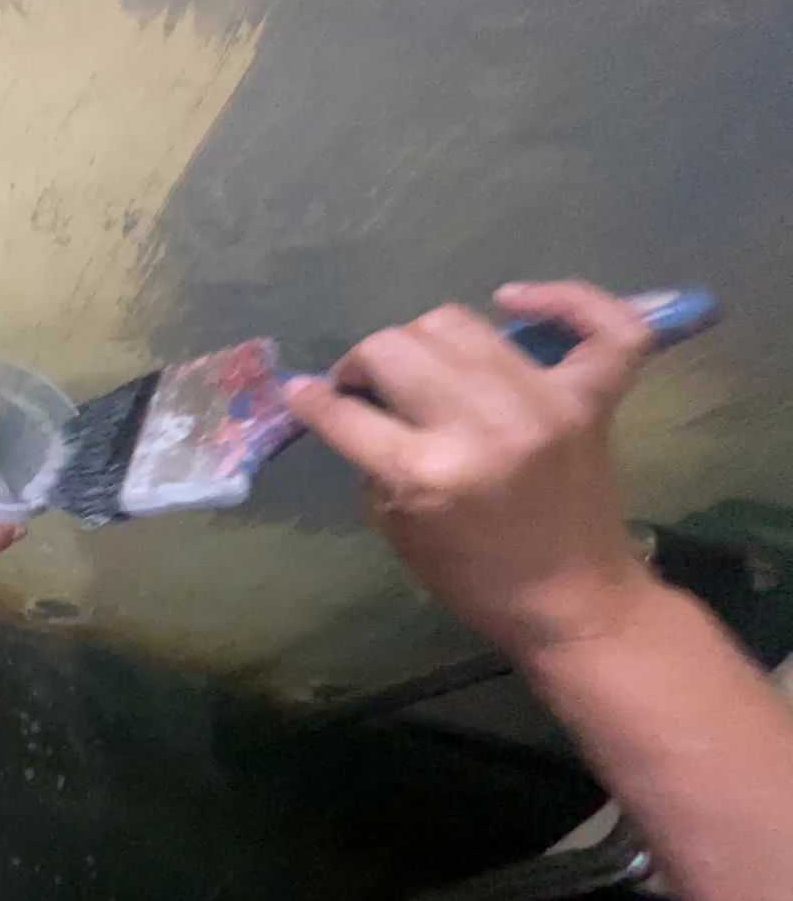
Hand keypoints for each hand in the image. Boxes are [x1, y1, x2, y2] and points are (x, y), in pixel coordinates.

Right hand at [286, 281, 662, 655]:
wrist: (572, 600)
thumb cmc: (462, 569)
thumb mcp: (388, 514)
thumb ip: (365, 450)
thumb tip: (344, 399)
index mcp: (424, 472)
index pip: (340, 411)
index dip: (308, 400)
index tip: (299, 395)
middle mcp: (482, 428)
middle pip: (391, 349)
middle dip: (360, 365)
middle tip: (363, 389)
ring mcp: (545, 405)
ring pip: (455, 324)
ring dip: (418, 340)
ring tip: (418, 365)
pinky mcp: (593, 399)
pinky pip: (601, 326)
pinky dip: (563, 300)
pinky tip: (512, 300)